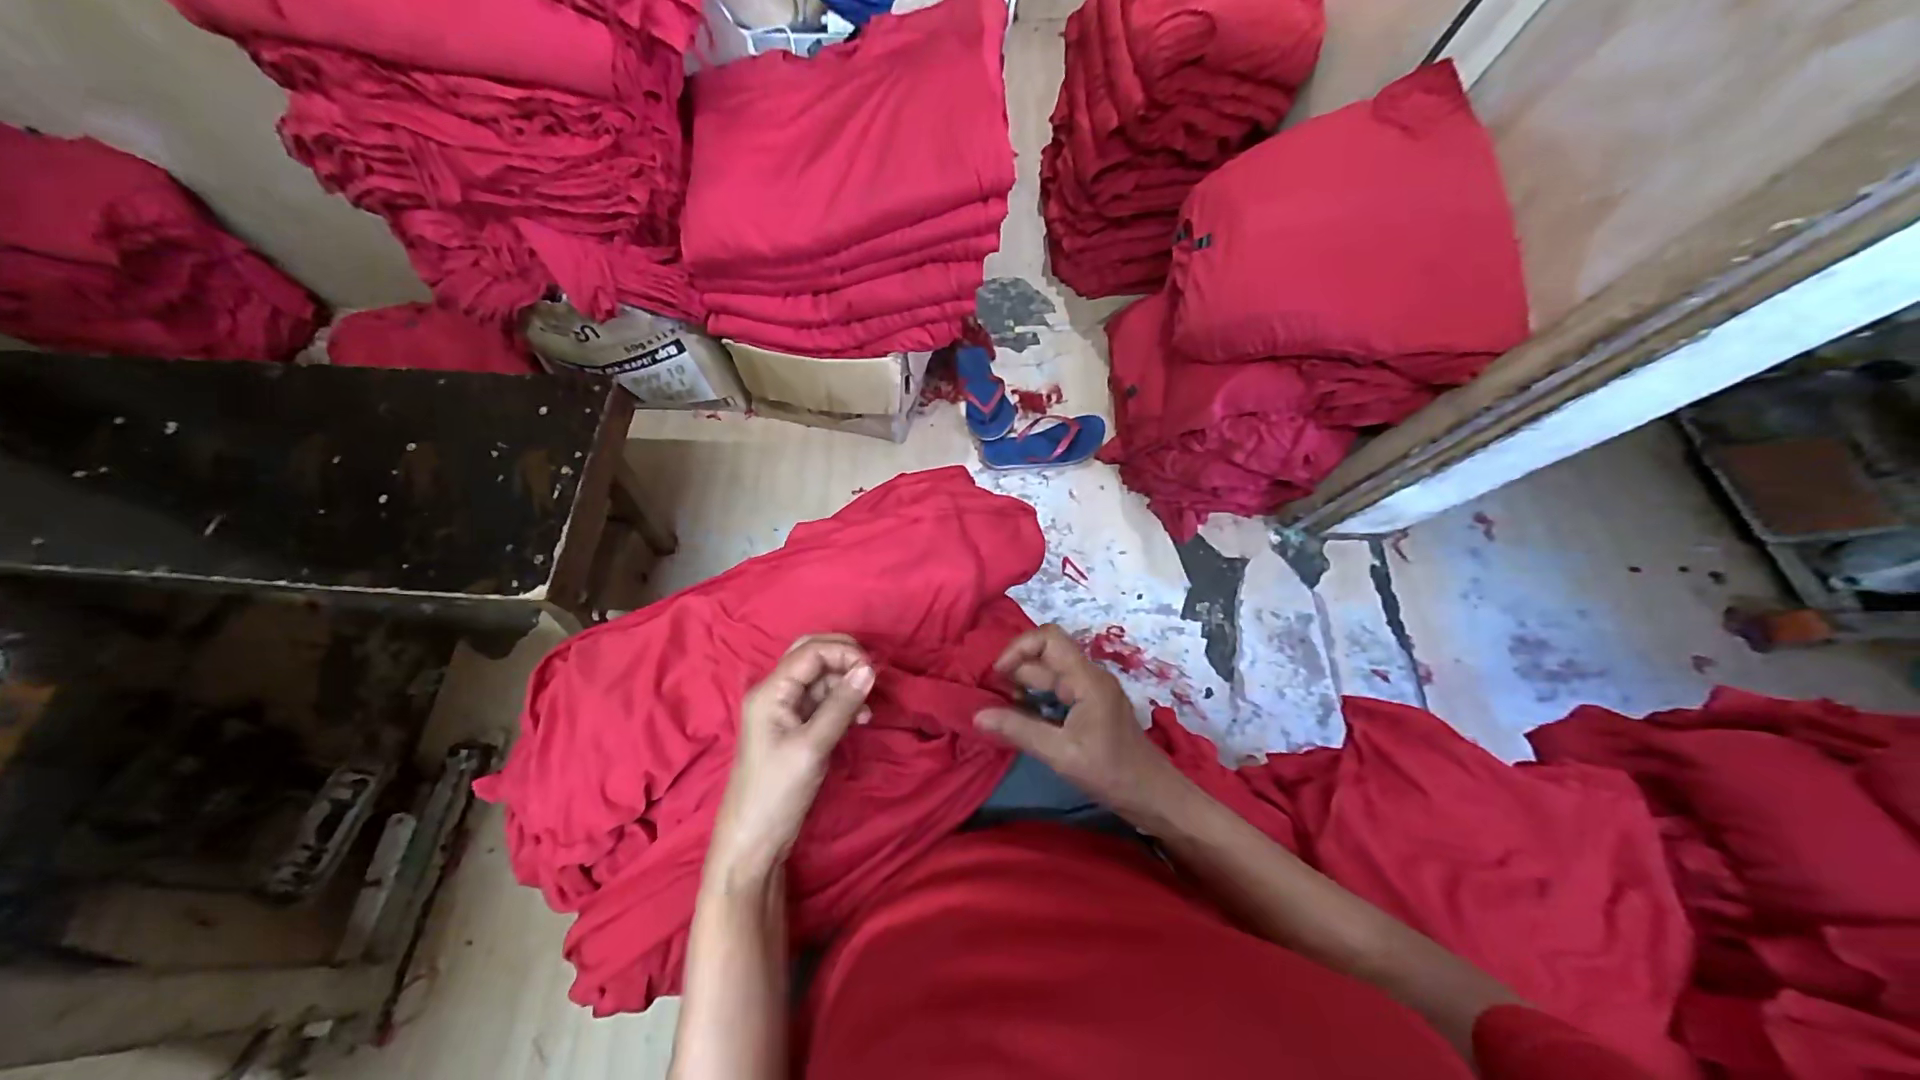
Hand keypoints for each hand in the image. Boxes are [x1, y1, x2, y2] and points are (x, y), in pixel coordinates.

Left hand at [710, 634, 875, 881]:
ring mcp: (783, 711)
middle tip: (872, 677)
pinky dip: (842, 703)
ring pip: (819, 679)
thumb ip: (841, 705)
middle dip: (844, 659)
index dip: (844, 653)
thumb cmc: (777, 792)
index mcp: (770, 691)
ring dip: (846, 685)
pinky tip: (859, 719)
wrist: (753, 841)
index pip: (810, 651)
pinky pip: (821, 701)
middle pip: (811, 656)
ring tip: (867, 710)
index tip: (873, 672)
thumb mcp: (812, 746)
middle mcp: (774, 693)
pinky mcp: (794, 728)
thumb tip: (869, 670)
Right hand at [973, 624, 1184, 822]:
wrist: (1154, 797)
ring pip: (1049, 675)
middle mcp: (1089, 677)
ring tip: (1002, 711)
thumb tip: (977, 714)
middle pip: (1045, 657)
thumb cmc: (1112, 773)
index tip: (997, 675)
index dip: (1018, 648)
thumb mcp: (1060, 754)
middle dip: (1015, 672)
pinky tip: (1022, 721)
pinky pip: (1057, 692)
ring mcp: (1091, 692)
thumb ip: (1019, 730)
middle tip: (991, 699)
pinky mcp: (1091, 708)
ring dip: (1023, 687)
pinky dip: (1036, 700)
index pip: (1048, 638)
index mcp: (1086, 678)